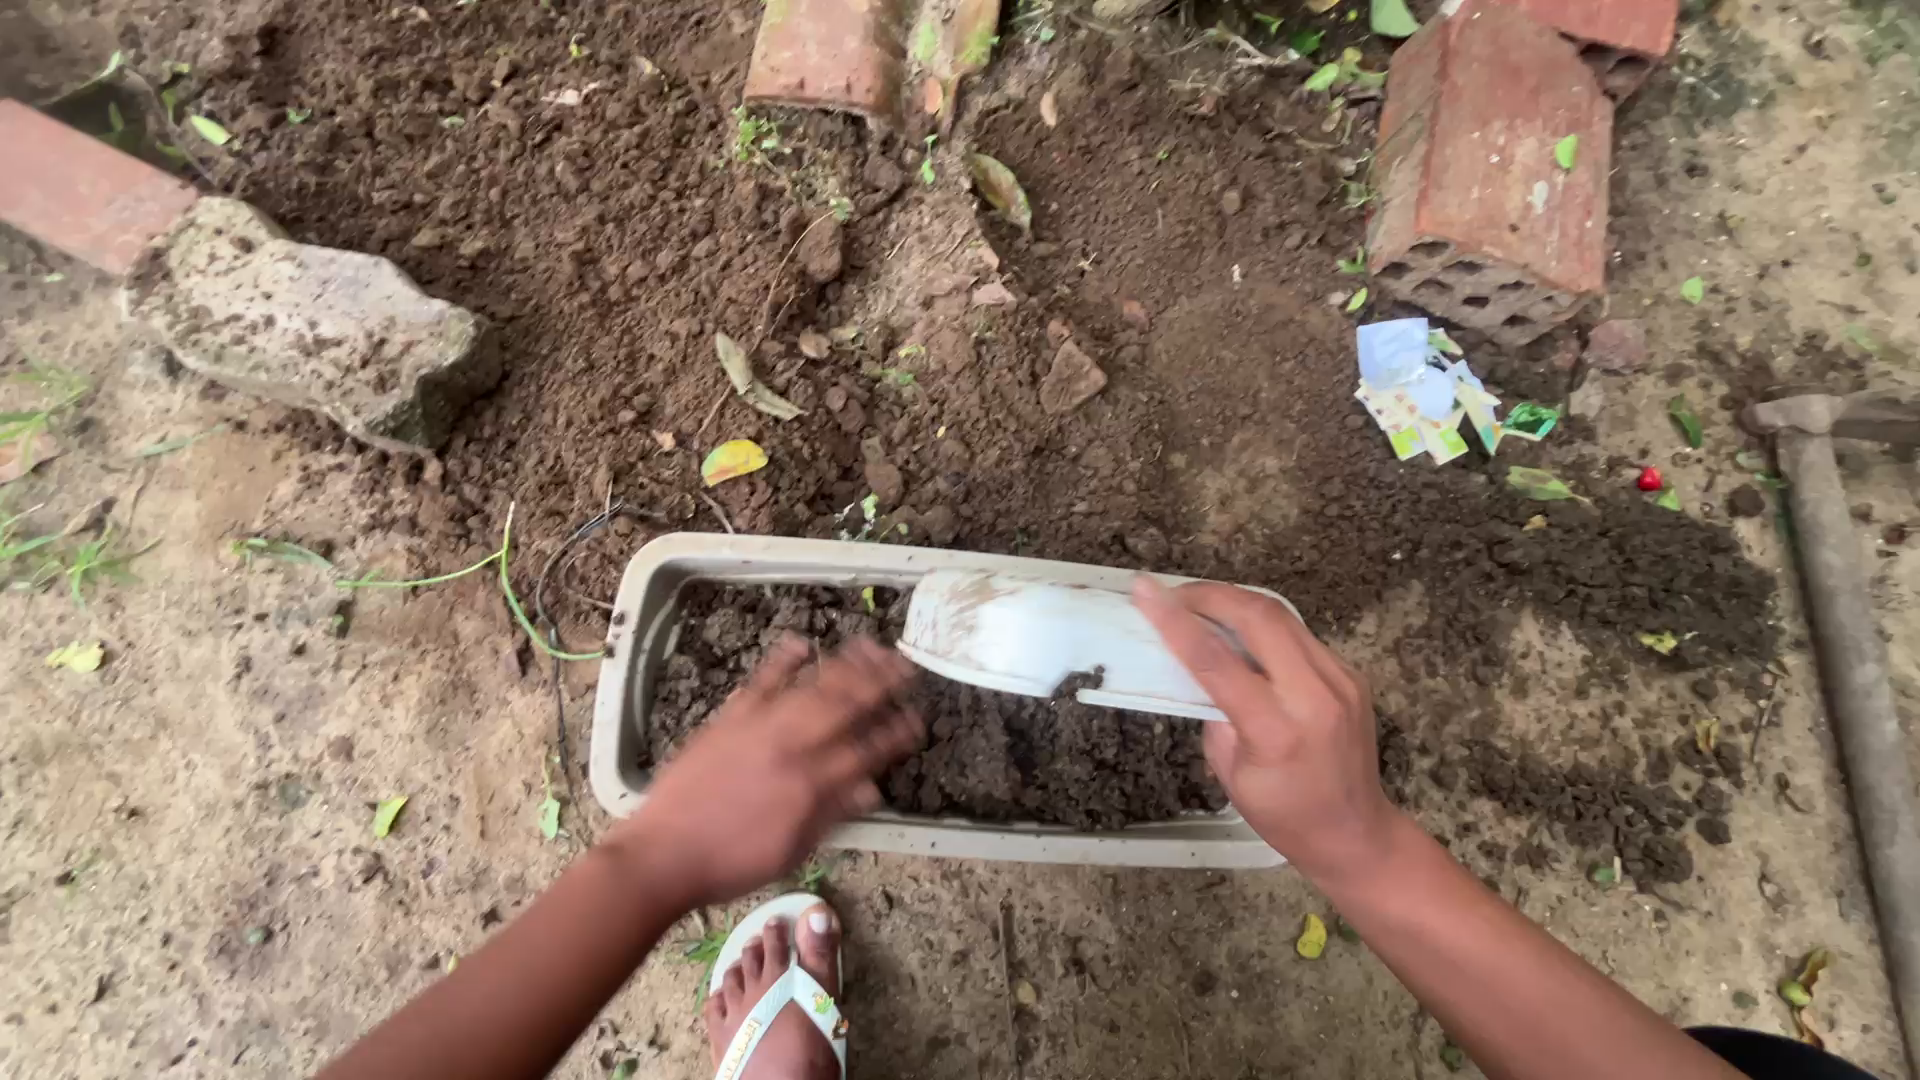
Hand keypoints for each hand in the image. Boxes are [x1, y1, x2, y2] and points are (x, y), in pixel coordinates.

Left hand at [608, 635, 922, 908]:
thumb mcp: (792, 849)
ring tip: (871, 646)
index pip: (866, 751)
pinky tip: (802, 643)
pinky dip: (782, 661)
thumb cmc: (731, 862)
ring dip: (846, 665)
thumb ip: (832, 814)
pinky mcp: (730, 718)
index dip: (895, 733)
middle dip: (881, 684)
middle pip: (847, 707)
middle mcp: (792, 748)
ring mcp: (760, 727)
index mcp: (811, 785)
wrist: (663, 854)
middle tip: (906, 664)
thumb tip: (872, 787)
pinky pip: (761, 683)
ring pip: (813, 688)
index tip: (916, 718)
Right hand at [1133, 577, 1398, 881]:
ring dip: (1233, 600)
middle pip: (1258, 616)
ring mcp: (1340, 679)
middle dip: (1209, 595)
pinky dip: (1258, 621)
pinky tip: (1236, 630)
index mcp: (1278, 730)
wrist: (1357, 834)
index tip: (1145, 592)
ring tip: (1198, 604)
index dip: (1175, 622)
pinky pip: (1296, 632)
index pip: (1217, 660)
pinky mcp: (1348, 673)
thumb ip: (1213, 713)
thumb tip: (1196, 667)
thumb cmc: (1284, 815)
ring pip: (1281, 614)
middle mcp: (1316, 695)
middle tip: (1172, 594)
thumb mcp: (1229, 771)